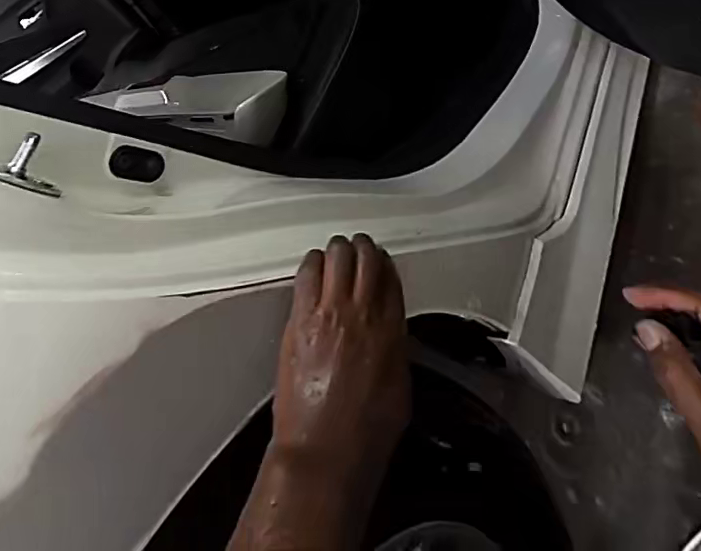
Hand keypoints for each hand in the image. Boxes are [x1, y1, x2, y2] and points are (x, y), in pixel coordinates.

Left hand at [272, 234, 411, 473]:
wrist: (324, 452)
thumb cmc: (364, 433)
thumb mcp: (399, 388)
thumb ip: (395, 349)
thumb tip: (388, 331)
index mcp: (392, 332)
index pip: (391, 279)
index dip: (385, 265)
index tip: (380, 261)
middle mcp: (363, 315)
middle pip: (365, 259)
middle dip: (363, 248)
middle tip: (358, 248)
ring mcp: (330, 312)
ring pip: (337, 257)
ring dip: (338, 250)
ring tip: (336, 252)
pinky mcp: (300, 318)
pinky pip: (307, 273)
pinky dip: (312, 262)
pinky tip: (313, 265)